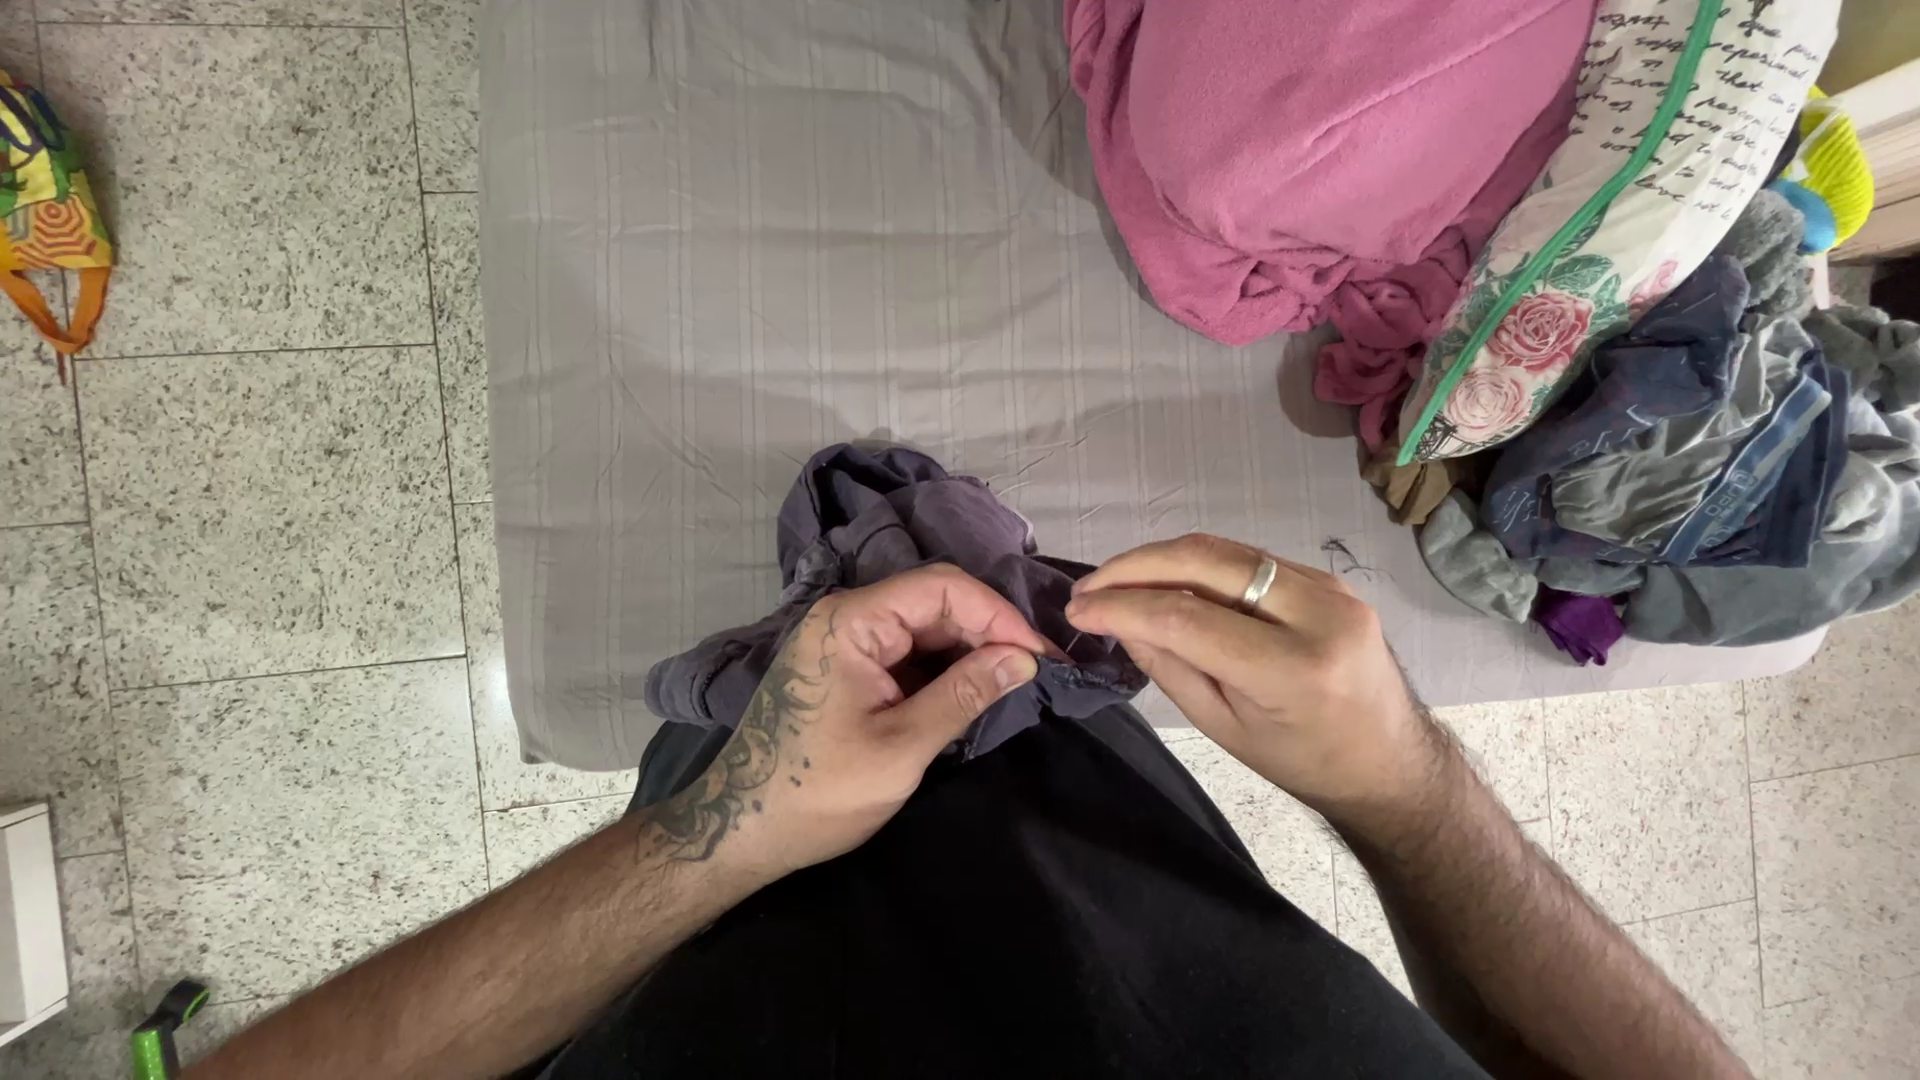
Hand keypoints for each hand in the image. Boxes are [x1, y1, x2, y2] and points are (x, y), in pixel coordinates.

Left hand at [643, 563, 1046, 880]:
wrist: (746, 829)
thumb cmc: (820, 791)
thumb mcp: (901, 747)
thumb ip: (964, 694)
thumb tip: (1024, 659)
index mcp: (852, 621)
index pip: (942, 588)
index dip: (999, 615)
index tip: (1041, 655)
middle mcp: (849, 617)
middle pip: (936, 601)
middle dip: (990, 631)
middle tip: (1038, 670)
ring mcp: (848, 640)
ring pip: (927, 626)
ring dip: (972, 649)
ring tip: (1017, 680)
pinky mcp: (852, 666)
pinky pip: (910, 652)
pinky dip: (946, 668)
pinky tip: (977, 688)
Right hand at [1064, 534, 1442, 822]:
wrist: (1391, 760)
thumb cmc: (1303, 761)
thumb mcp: (1223, 727)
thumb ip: (1167, 666)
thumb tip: (1118, 619)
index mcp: (1294, 669)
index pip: (1186, 617)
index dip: (1121, 606)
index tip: (1077, 610)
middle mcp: (1317, 613)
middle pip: (1203, 560)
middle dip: (1133, 566)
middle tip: (1088, 586)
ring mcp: (1327, 586)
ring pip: (1221, 548)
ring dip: (1158, 558)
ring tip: (1114, 581)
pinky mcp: (1325, 577)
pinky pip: (1243, 557)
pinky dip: (1193, 563)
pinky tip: (1162, 580)